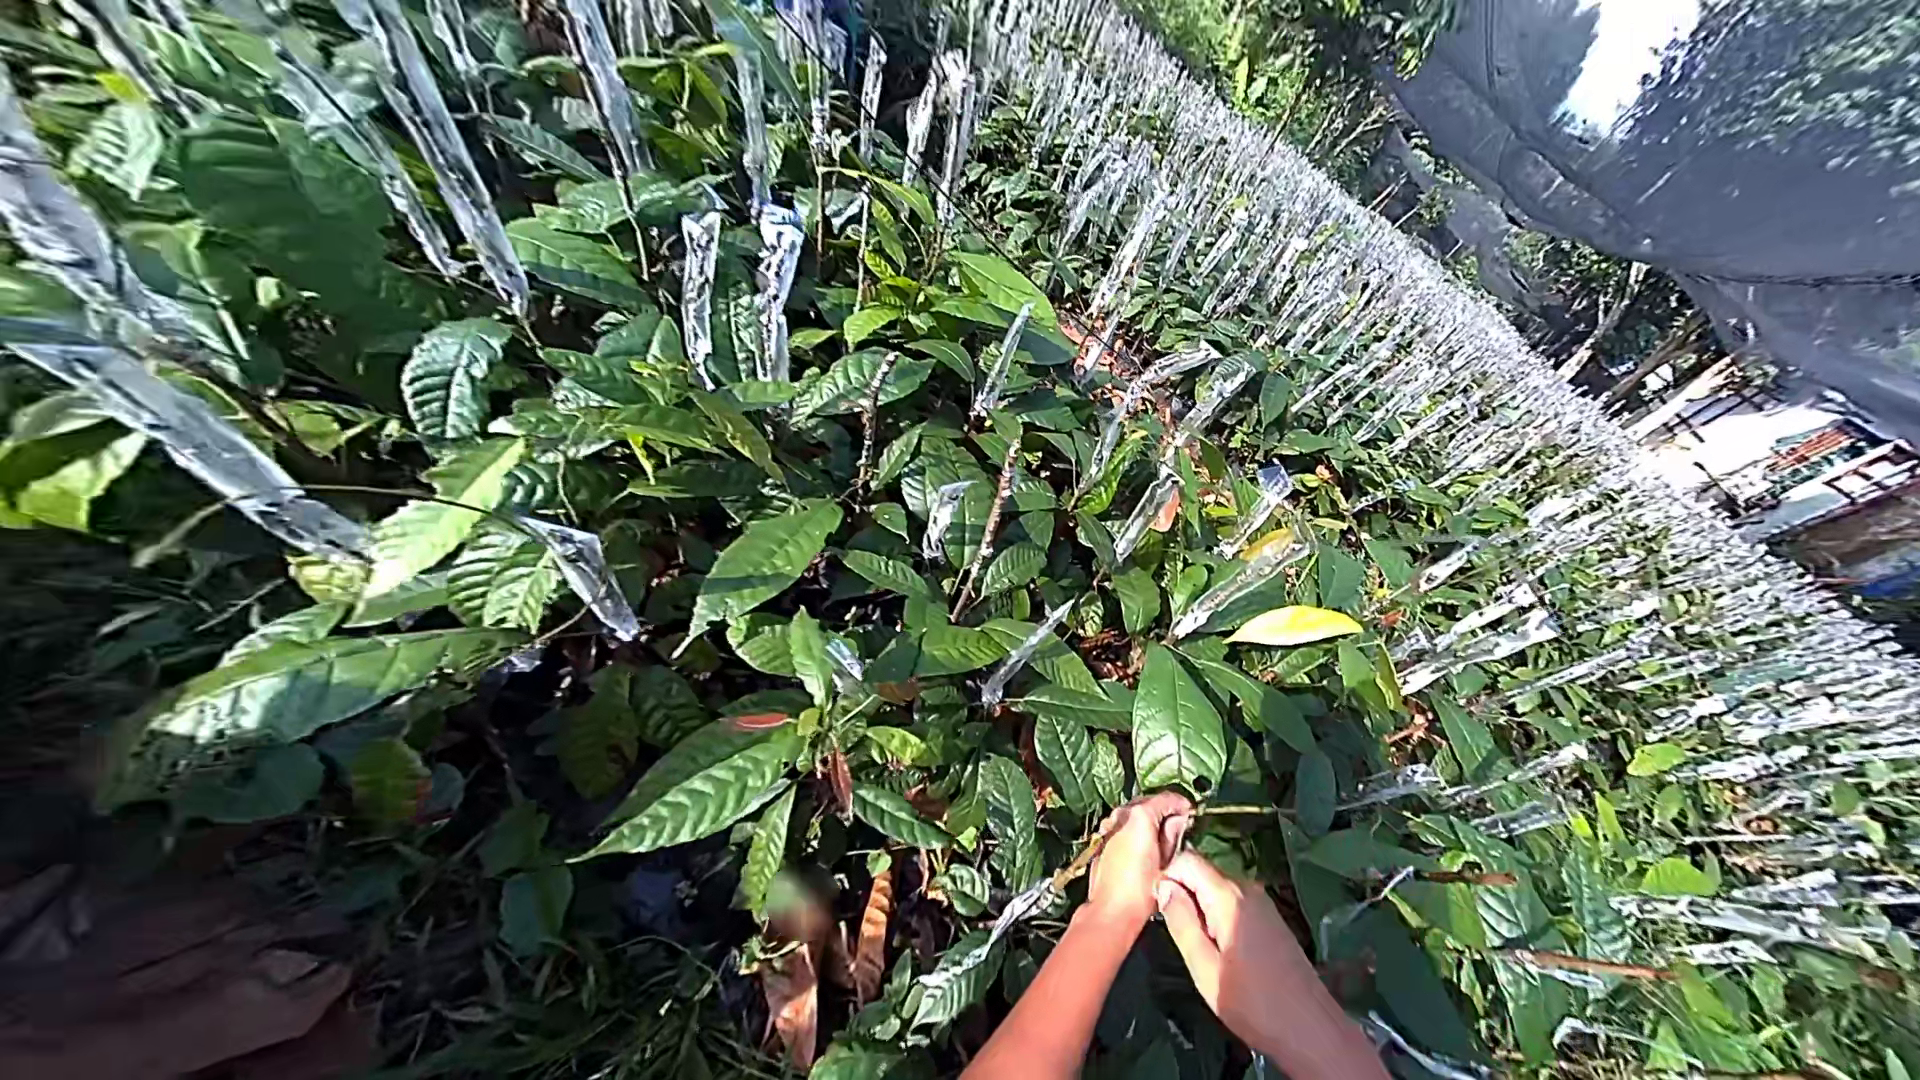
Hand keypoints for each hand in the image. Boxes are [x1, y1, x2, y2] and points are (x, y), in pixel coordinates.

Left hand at [1083, 793, 1191, 927]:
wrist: (1111, 910)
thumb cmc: (1141, 891)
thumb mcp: (1167, 863)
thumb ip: (1173, 835)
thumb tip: (1179, 820)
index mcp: (1139, 816)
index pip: (1165, 799)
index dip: (1181, 804)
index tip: (1189, 811)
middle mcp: (1121, 815)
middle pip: (1147, 802)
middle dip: (1164, 809)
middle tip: (1180, 822)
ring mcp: (1109, 825)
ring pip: (1133, 812)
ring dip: (1148, 818)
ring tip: (1163, 834)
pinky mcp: (1103, 837)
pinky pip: (1122, 825)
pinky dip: (1134, 828)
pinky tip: (1144, 843)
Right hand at [1156, 851, 1389, 1079]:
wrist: (1313, 1034)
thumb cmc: (1254, 1004)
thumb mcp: (1204, 968)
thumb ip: (1180, 921)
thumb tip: (1163, 886)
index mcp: (1229, 895)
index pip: (1185, 859)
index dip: (1166, 877)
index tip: (1159, 907)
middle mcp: (1246, 887)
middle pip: (1200, 871)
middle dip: (1183, 893)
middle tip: (1179, 932)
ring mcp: (1261, 900)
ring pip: (1214, 886)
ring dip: (1200, 907)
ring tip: (1201, 945)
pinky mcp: (1269, 915)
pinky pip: (1231, 899)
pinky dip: (1217, 914)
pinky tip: (1222, 948)